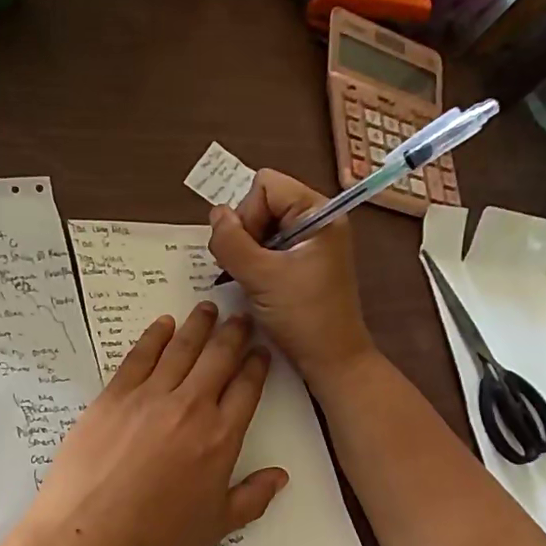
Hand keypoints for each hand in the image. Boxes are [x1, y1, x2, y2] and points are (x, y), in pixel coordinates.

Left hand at [15, 303, 287, 545]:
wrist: (86, 540)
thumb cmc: (154, 542)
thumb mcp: (215, 527)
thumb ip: (252, 498)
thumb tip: (281, 477)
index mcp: (220, 439)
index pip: (247, 388)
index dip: (256, 366)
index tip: (260, 352)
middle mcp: (189, 408)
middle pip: (218, 358)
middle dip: (233, 334)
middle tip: (241, 317)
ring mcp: (148, 398)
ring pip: (181, 349)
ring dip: (198, 326)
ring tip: (208, 308)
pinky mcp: (112, 397)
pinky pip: (138, 357)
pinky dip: (154, 336)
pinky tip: (164, 325)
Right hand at [208, 169, 377, 384]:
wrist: (331, 359)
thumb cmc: (304, 317)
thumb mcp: (261, 277)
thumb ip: (232, 242)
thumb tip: (215, 214)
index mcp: (317, 213)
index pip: (265, 185)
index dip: (247, 213)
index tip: (248, 250)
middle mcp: (315, 221)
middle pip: (261, 202)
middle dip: (244, 231)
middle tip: (244, 267)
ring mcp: (308, 243)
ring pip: (259, 226)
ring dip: (245, 250)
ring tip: (247, 278)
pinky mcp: (300, 263)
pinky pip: (266, 247)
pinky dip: (252, 262)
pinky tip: (252, 284)